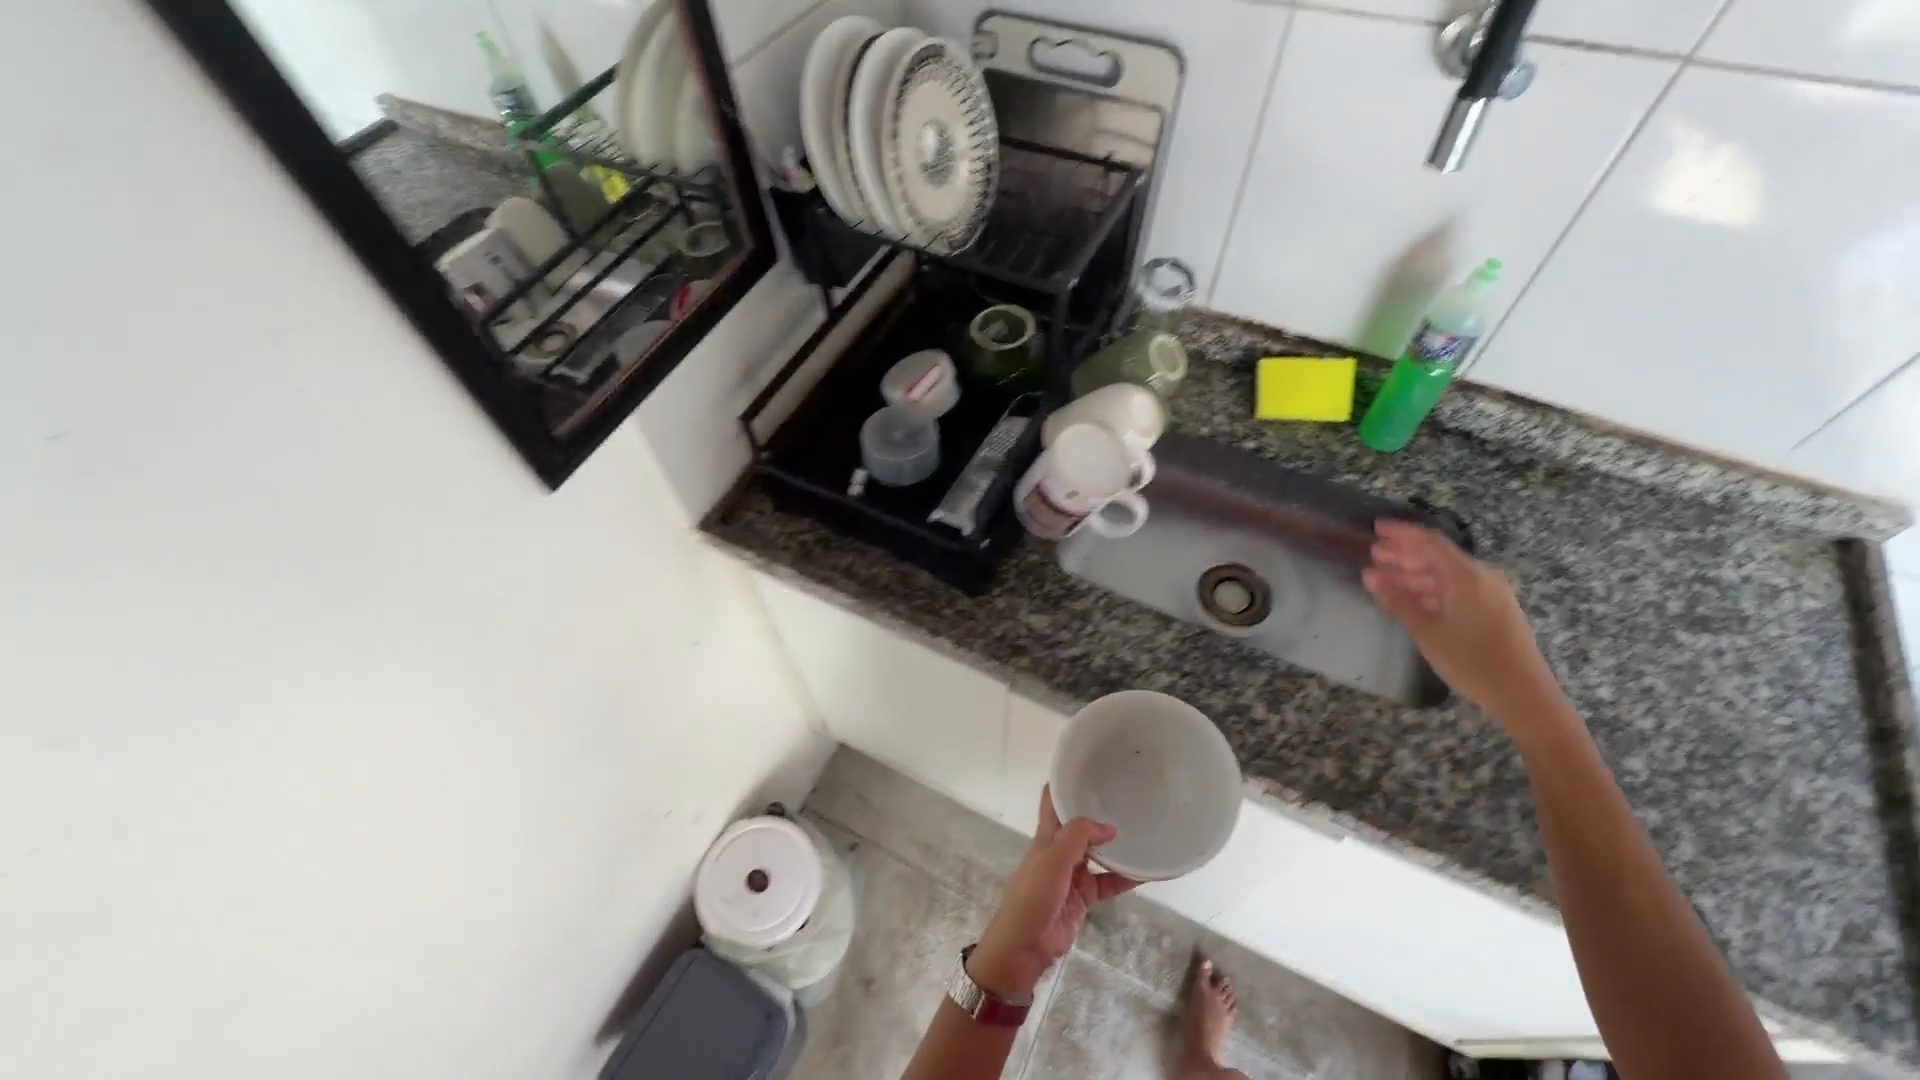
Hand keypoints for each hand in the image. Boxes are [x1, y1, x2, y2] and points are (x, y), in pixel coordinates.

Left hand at [969, 788, 1140, 998]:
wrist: (1023, 948)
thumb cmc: (1032, 898)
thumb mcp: (1053, 861)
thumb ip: (1079, 837)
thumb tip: (1109, 826)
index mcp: (1046, 837)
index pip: (1053, 800)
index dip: (1066, 782)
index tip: (1091, 766)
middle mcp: (1059, 851)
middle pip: (1080, 825)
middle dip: (1099, 811)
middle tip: (1130, 795)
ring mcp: (1071, 875)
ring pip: (1098, 854)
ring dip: (1117, 845)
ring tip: (1144, 829)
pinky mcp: (1082, 898)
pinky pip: (1108, 883)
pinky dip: (1126, 878)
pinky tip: (1148, 873)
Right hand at [1362, 519, 1566, 724]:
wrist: (1523, 694)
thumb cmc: (1471, 660)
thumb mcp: (1427, 631)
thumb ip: (1398, 601)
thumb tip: (1372, 577)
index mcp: (1466, 576)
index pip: (1429, 542)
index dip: (1402, 534)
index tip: (1377, 529)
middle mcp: (1482, 578)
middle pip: (1438, 558)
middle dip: (1405, 556)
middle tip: (1374, 557)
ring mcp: (1491, 595)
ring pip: (1446, 576)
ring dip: (1415, 576)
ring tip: (1385, 582)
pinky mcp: (1495, 611)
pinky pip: (1457, 591)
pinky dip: (1432, 591)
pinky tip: (1413, 602)